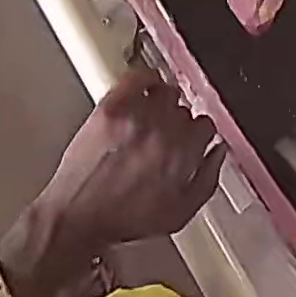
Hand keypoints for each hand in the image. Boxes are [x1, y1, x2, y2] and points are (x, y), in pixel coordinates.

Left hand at [20, 67, 226, 267]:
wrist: (76, 217)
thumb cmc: (123, 218)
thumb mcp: (178, 214)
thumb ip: (207, 180)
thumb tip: (219, 151)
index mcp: (183, 154)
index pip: (206, 125)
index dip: (197, 133)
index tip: (190, 137)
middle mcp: (163, 131)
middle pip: (185, 109)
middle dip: (179, 121)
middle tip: (167, 132)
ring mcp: (136, 116)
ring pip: (165, 91)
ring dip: (163, 101)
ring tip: (154, 113)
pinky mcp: (112, 107)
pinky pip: (138, 77)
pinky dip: (146, 78)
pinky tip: (145, 87)